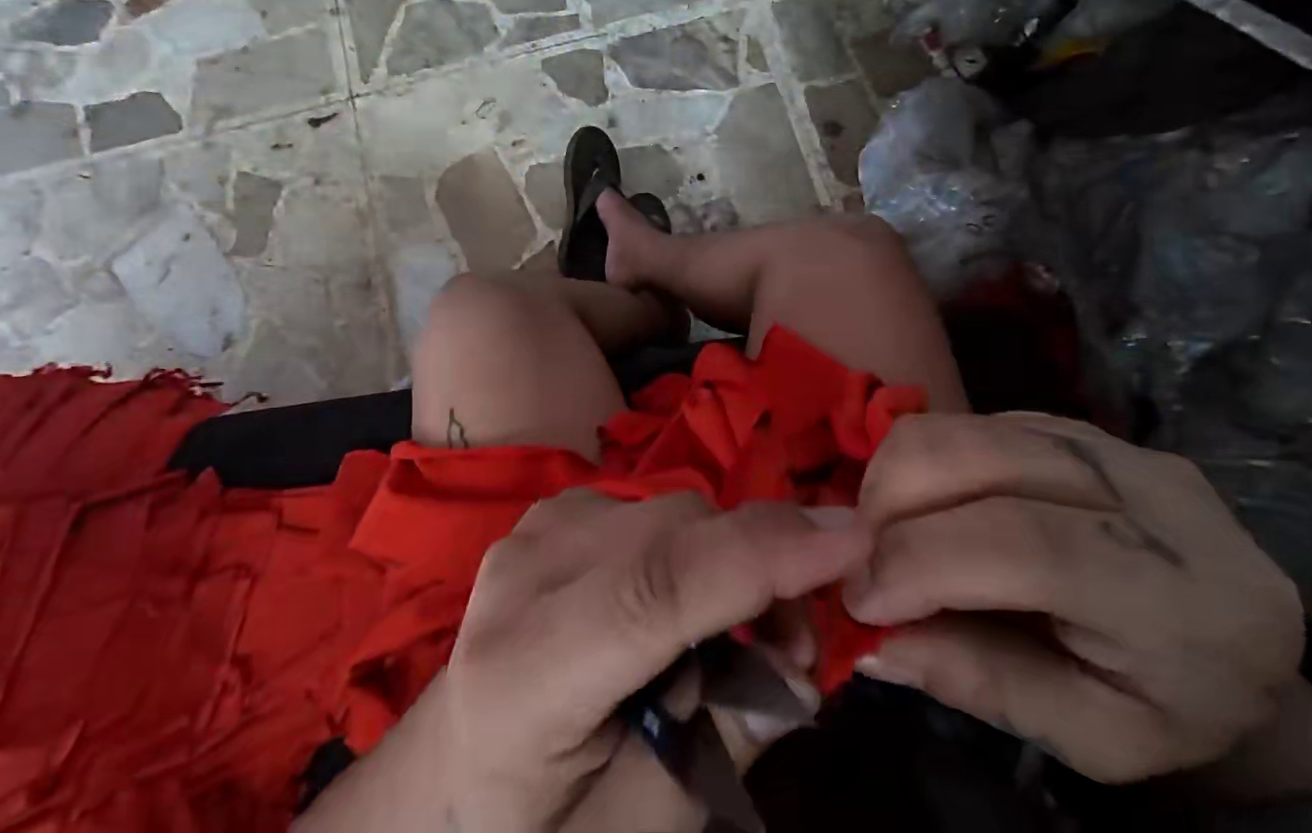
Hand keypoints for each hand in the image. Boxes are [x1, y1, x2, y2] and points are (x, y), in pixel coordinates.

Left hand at [444, 490, 867, 830]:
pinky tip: (679, 601)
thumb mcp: (643, 819)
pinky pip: (645, 509)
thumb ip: (725, 738)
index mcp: (524, 669)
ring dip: (728, 555)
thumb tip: (802, 662)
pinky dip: (689, 546)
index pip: (651, 589)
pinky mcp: (546, 518)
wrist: (455, 769)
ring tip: (739, 633)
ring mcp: (529, 534)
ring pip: (667, 510)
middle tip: (794, 649)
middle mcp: (520, 576)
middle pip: (670, 533)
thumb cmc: (547, 818)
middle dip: (759, 568)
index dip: (756, 558)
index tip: (856, 540)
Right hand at [843, 413, 1308, 784]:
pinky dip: (918, 464)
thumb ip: (980, 685)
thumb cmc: (1169, 706)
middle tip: (861, 564)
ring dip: (891, 478)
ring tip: (886, 535)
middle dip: (886, 508)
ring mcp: (1110, 445)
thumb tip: (868, 643)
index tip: (858, 601)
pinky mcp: (1071, 424)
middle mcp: (1153, 495)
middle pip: (973, 459)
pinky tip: (927, 511)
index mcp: (1183, 597)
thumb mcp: (1093, 740)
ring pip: (955, 428)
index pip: (1022, 545)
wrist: (1238, 641)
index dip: (917, 563)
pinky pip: (963, 422)